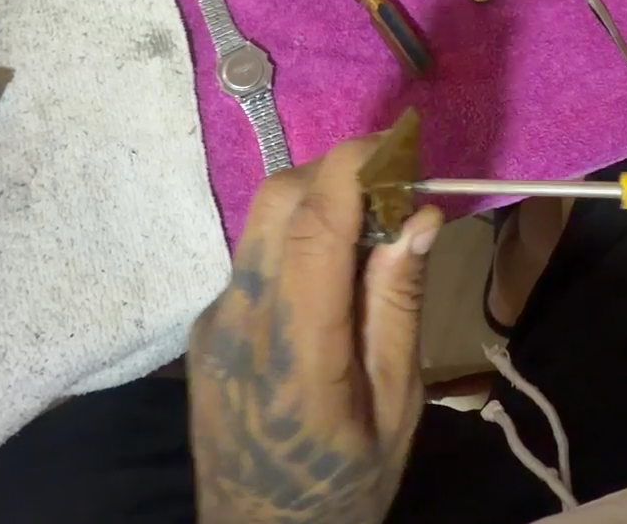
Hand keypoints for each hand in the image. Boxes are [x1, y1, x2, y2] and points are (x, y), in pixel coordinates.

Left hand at [187, 137, 443, 523]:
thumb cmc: (348, 483)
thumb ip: (399, 303)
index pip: (314, 230)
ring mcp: (215, 321)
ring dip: (318, 194)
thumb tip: (418, 214)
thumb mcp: (396, 404)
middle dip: (337, 171)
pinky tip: (331, 267)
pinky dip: (299, 229)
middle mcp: (241, 326)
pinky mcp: (207, 322)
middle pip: (277, 203)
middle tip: (392, 185)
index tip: (397, 143)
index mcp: (297, 360)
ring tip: (368, 221)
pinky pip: (255, 249)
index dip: (352, 169)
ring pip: (262, 218)